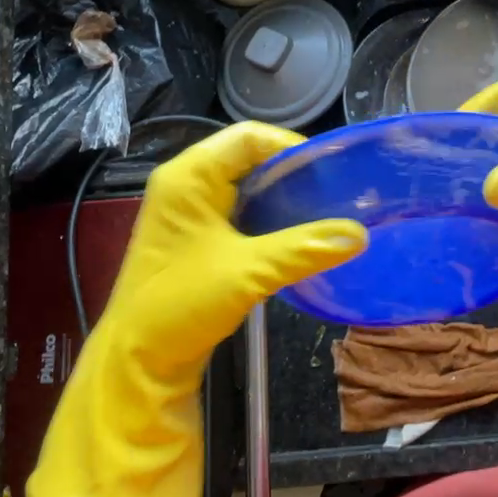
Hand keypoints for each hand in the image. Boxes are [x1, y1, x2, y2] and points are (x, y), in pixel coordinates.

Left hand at [27, 122, 366, 496]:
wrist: (138, 359)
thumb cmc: (183, 303)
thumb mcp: (248, 272)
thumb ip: (304, 248)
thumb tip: (359, 234)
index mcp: (189, 176)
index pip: (248, 137)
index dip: (291, 146)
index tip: (329, 169)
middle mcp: (185, 183)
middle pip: (247, 155)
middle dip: (290, 169)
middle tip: (333, 188)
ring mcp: (188, 209)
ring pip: (244, 183)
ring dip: (281, 193)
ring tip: (323, 207)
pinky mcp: (195, 235)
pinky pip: (238, 208)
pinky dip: (268, 214)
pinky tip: (296, 231)